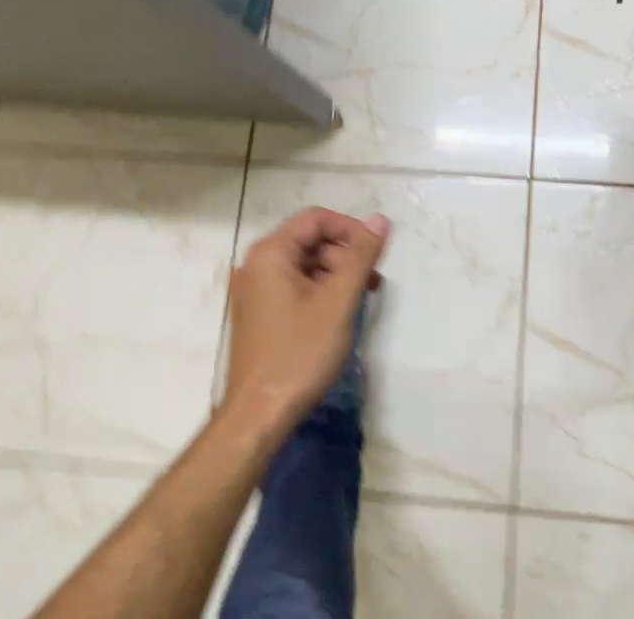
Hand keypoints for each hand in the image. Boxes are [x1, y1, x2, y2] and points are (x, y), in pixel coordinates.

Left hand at [222, 207, 389, 431]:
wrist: (260, 414)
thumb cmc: (300, 352)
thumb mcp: (339, 301)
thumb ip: (361, 256)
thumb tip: (380, 219)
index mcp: (270, 253)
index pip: (316, 219)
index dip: (351, 229)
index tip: (376, 253)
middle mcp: (255, 265)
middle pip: (309, 240)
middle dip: (345, 255)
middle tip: (372, 283)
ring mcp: (253, 291)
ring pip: (303, 265)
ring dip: (335, 275)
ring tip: (359, 301)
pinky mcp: (257, 314)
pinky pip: (293, 287)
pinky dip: (319, 292)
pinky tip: (338, 315)